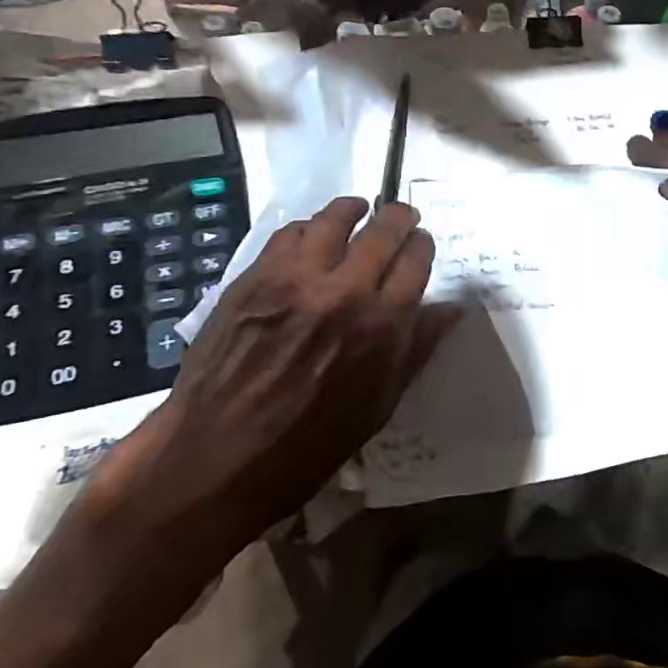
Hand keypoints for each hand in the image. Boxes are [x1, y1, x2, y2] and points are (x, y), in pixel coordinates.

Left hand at [134, 197, 456, 536]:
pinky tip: (311, 238)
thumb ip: (416, 348)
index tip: (421, 242)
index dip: (423, 245)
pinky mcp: (254, 277)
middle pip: (382, 230)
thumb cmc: (308, 444)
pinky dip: (308, 229)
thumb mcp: (378, 406)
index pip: (416, 260)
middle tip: (401, 216)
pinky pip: (288, 234)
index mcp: (381, 326)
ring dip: (353, 210)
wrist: (217, 457)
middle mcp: (343, 291)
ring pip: (333, 219)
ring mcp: (294, 279)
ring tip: (358, 210)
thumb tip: (450, 309)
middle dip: (399, 217)